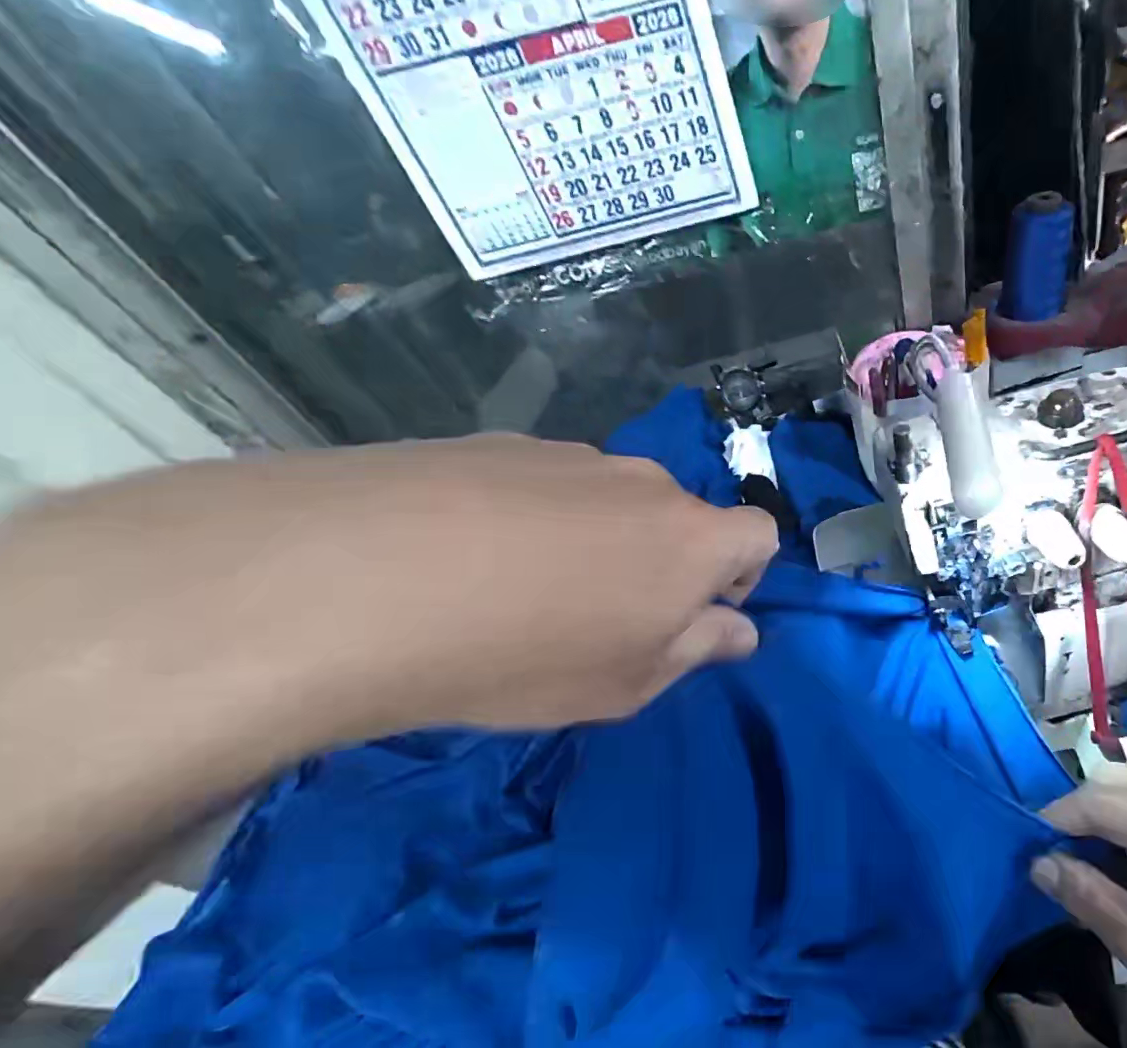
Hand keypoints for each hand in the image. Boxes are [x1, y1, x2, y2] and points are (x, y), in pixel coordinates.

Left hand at [0, 434, 777, 747]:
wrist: (367, 579)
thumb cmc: (525, 654)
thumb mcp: (625, 682)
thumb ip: (696, 650)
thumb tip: (738, 628)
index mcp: (691, 539)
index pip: (759, 535)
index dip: (742, 576)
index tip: (695, 614)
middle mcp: (643, 483)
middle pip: (679, 517)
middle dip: (661, 562)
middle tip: (600, 617)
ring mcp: (570, 455)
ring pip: (609, 500)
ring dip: (594, 540)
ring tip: (521, 590)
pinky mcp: (500, 443)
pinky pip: (544, 485)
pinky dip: (532, 518)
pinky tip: (469, 556)